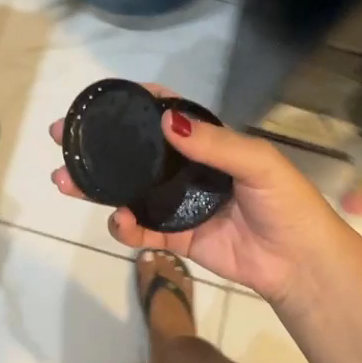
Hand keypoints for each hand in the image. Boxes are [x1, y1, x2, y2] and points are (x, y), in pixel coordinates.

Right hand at [47, 86, 349, 305]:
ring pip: (129, 189)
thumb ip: (215, 144)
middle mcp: (186, 169)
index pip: (166, 114)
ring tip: (67, 181)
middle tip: (61, 137)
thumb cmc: (286, 203)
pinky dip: (125, 226)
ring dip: (98, 185)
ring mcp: (178, 203)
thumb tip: (167, 121)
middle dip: (99, 144)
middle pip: (136, 151)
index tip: (102, 99)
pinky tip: (117, 222)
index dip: (135, 104)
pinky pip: (143, 228)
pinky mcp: (177, 236)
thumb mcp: (258, 162)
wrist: (300, 263)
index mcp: (208, 143)